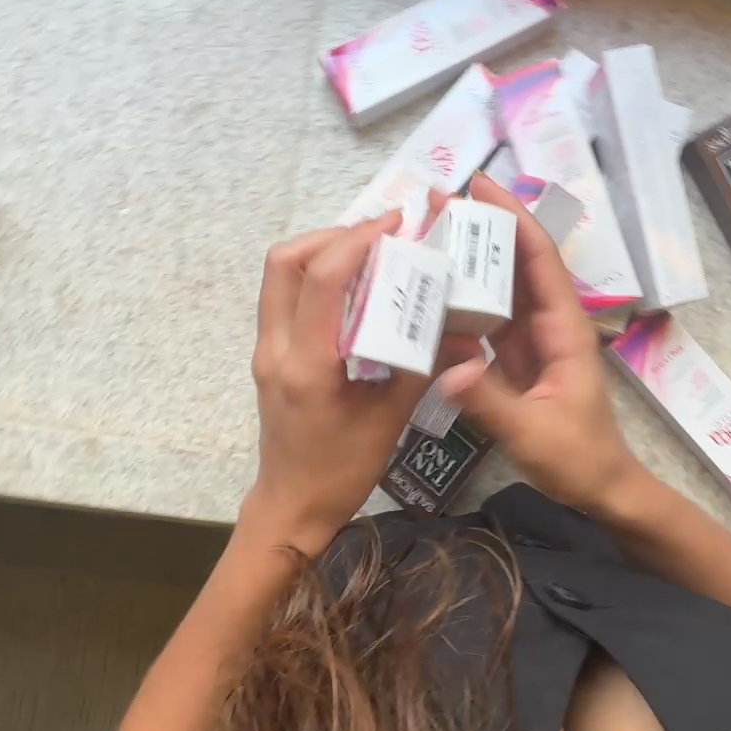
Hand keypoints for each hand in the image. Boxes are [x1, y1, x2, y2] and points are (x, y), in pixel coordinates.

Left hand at [243, 213, 438, 553]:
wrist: (291, 505)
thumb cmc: (341, 470)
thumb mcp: (389, 421)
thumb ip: (422, 369)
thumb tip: (465, 336)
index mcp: (306, 364)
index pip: (321, 280)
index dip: (357, 240)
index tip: (394, 224)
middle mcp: (275, 347)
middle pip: (285, 262)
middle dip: (332, 236)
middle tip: (378, 237)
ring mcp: (265, 349)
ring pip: (279, 275)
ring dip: (320, 252)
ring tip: (367, 253)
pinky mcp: (269, 355)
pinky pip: (284, 296)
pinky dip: (314, 276)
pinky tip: (352, 288)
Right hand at [435, 174, 646, 513]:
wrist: (600, 487)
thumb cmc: (579, 458)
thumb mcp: (532, 432)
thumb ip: (488, 399)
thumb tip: (443, 365)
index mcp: (564, 330)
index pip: (540, 261)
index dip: (513, 220)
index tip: (479, 186)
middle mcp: (550, 325)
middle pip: (518, 264)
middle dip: (484, 228)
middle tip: (436, 202)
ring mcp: (533, 341)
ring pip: (501, 289)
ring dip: (471, 261)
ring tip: (429, 234)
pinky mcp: (517, 359)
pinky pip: (488, 321)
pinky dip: (463, 303)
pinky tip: (433, 292)